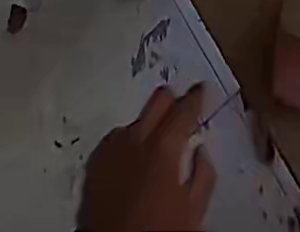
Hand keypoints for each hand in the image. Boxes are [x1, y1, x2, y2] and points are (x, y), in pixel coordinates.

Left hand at [79, 84, 216, 231]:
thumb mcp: (193, 209)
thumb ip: (204, 173)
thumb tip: (201, 153)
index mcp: (164, 146)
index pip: (186, 108)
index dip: (198, 96)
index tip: (201, 90)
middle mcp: (137, 139)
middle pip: (159, 98)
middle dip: (173, 100)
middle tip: (181, 111)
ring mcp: (113, 149)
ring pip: (138, 118)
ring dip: (149, 125)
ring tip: (156, 146)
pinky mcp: (95, 163)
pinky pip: (116, 139)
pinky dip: (127, 142)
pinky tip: (132, 159)